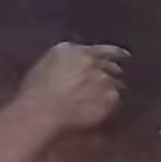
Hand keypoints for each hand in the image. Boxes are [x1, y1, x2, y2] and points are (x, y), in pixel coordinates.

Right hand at [12, 43, 128, 133]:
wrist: (43, 112)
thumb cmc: (34, 94)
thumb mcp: (44, 67)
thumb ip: (65, 62)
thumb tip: (75, 68)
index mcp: (70, 50)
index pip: (100, 48)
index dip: (116, 53)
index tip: (125, 56)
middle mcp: (91, 60)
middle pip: (111, 67)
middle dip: (111, 74)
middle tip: (105, 86)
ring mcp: (103, 77)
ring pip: (116, 84)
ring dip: (111, 90)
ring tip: (99, 101)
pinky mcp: (111, 95)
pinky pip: (116, 99)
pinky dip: (111, 105)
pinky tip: (101, 111)